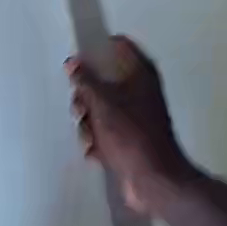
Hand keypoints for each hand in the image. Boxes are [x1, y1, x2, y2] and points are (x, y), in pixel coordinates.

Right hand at [66, 36, 197, 215]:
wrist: (154, 181)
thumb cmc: (130, 132)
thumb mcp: (102, 102)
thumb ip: (85, 80)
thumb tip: (72, 62)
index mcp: (140, 71)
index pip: (117, 44)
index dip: (96, 48)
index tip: (78, 61)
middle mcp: (140, 87)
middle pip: (104, 78)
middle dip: (86, 96)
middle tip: (80, 107)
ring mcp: (135, 114)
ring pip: (101, 106)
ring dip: (89, 122)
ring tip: (90, 137)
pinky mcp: (130, 138)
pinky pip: (106, 129)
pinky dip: (98, 139)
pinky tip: (95, 152)